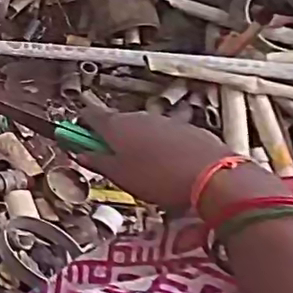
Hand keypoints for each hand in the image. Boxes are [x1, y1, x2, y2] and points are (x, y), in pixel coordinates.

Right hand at [78, 105, 283, 215]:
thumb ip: (97, 162)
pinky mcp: (185, 128)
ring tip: (143, 171)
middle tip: (111, 162)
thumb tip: (80, 154)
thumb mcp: (119, 176)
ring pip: (140, 129)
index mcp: (113, 125)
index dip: (79, 127)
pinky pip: (164, 135)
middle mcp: (136, 116)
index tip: (77, 140)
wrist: (214, 177)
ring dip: (136, 144)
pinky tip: (167, 169)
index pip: (86, 115)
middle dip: (110, 139)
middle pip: (114, 122)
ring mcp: (162, 120)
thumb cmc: (159, 177)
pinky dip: (160, 147)